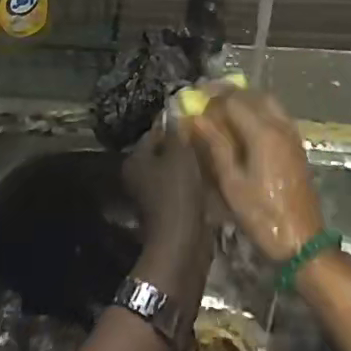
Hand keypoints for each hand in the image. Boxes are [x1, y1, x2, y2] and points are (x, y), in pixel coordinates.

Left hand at [122, 123, 209, 259]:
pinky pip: (183, 187)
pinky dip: (195, 182)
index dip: (176, 124)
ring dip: (193, 164)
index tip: (199, 119)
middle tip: (210, 136)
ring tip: (214, 155)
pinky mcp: (169, 210)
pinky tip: (213, 178)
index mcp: (136, 159)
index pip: (155, 131)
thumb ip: (177, 130)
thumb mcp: (179, 154)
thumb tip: (175, 108)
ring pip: (176, 170)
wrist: (182, 243)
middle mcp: (139, 175)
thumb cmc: (177, 192)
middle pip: (165, 151)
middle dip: (186, 144)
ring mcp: (154, 195)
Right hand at [188, 90, 324, 261]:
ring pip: (266, 102)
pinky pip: (275, 114)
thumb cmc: (262, 214)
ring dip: (244, 100)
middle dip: (228, 95)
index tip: (193, 103)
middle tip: (206, 103)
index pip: (233, 100)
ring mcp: (291, 134)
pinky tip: (243, 125)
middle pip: (252, 95)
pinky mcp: (296, 144)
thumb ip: (215, 144)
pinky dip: (257, 110)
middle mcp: (280, 125)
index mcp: (263, 132)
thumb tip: (196, 118)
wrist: (302, 241)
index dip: (212, 98)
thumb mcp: (232, 182)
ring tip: (222, 112)